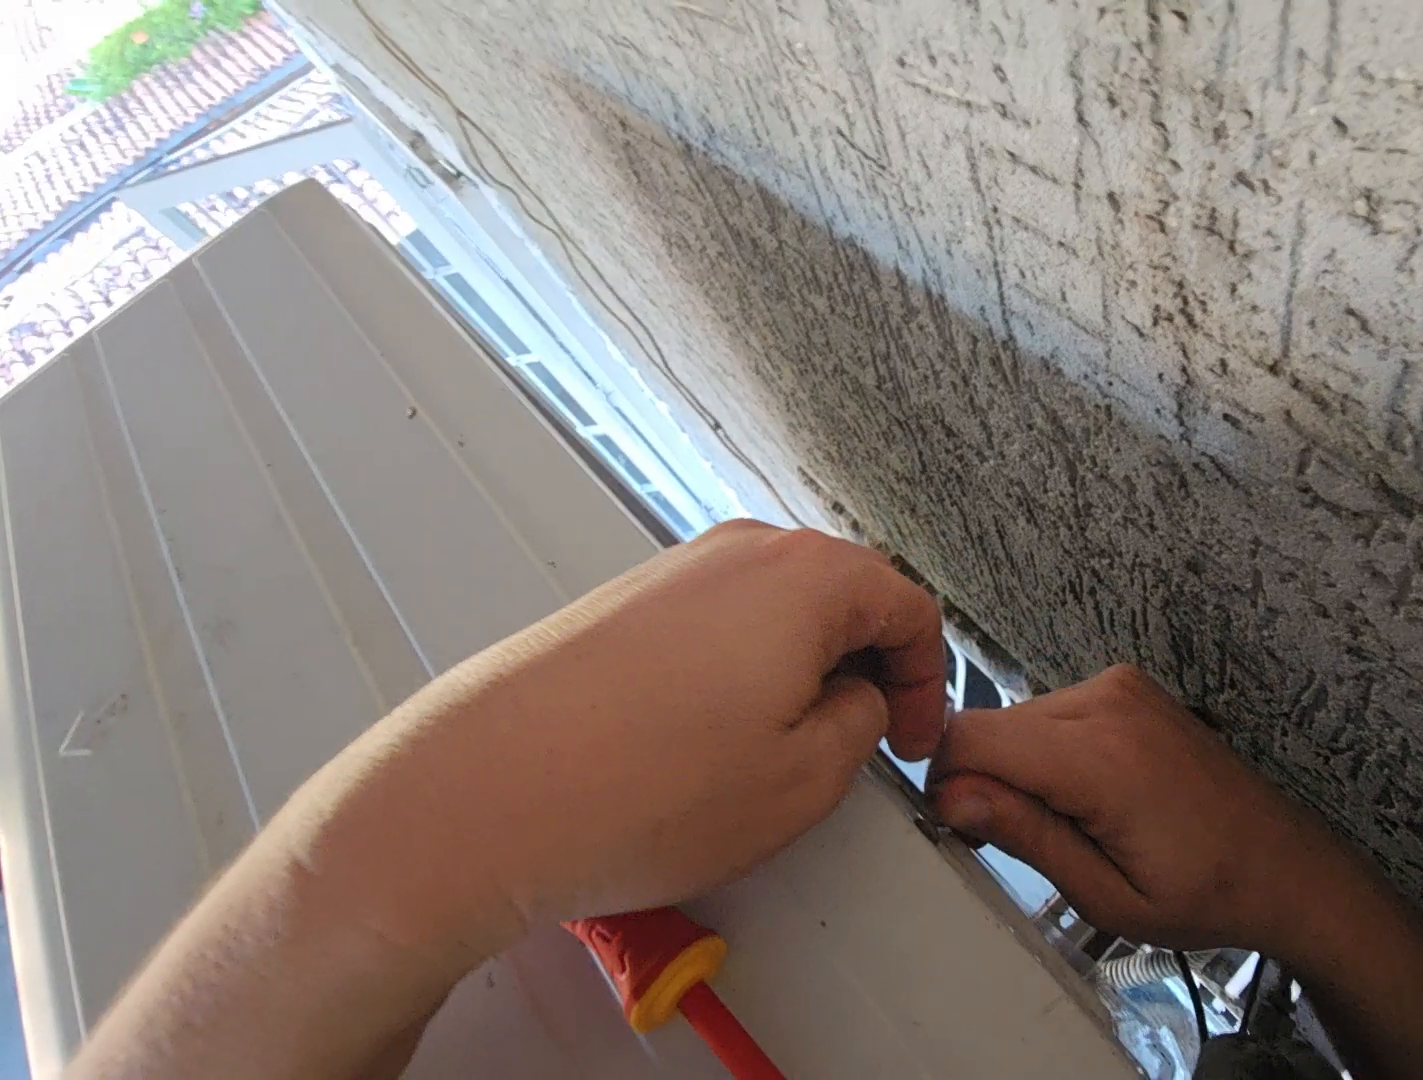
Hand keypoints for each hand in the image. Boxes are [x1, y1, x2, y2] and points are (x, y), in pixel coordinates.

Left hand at [285, 520, 946, 957]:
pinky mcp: (636, 595)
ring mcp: (684, 566)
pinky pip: (728, 616)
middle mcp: (747, 551)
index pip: (910, 607)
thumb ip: (865, 723)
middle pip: (849, 594)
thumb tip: (857, 700)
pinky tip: (722, 724)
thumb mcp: (806, 777)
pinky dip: (752, 661)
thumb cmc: (639, 787)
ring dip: (810, 663)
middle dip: (872, 664)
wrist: (480, 794)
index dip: (929, 680)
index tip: (912, 733)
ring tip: (788, 737)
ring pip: (786, 605)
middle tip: (865, 732)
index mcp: (808, 577)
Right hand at [929, 664, 1335, 950]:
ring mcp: (1118, 682)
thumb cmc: (1201, 894)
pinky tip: (1087, 785)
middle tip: (1033, 835)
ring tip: (1072, 813)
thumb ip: (1024, 835)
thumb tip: (947, 796)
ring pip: (1019, 716)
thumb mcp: (1106, 896)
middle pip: (992, 725)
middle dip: (988, 778)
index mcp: (1100, 757)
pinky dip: (1049, 746)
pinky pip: (1052, 709)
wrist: (1282, 862)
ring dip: (1020, 764)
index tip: (963, 825)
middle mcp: (1105, 700)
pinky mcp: (1125, 681)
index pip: (971, 736)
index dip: (946, 780)